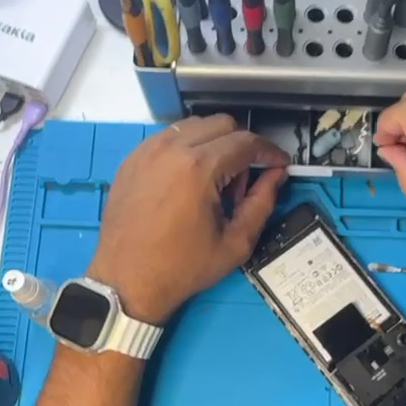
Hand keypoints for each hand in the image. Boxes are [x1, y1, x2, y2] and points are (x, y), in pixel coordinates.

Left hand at [87, 115, 287, 323]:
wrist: (126, 280)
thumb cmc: (181, 268)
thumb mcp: (234, 243)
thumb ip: (261, 203)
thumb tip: (276, 176)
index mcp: (198, 168)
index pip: (246, 142)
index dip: (269, 151)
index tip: (279, 165)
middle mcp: (172, 148)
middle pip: (222, 124)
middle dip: (242, 147)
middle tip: (241, 184)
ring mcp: (147, 150)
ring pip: (194, 127)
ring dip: (214, 145)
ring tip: (213, 184)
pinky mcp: (132, 159)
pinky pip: (169, 139)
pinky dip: (187, 150)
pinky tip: (187, 183)